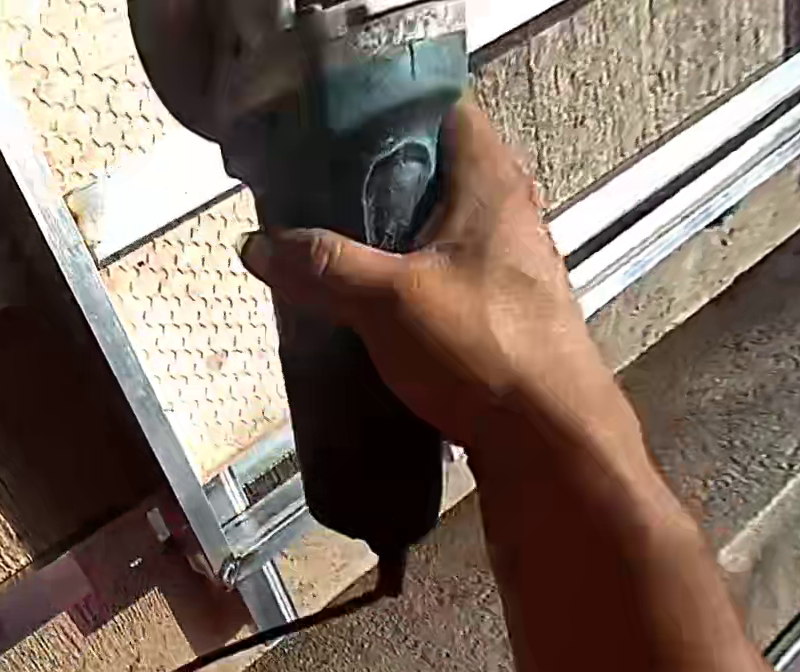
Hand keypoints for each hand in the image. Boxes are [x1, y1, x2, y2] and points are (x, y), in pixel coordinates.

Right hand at [237, 101, 625, 454]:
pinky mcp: (481, 307)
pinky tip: (354, 305)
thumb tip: (257, 245)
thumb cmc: (482, 350)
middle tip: (305, 206)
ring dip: (372, 240)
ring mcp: (492, 263)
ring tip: (319, 256)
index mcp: (488, 183)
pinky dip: (388, 279)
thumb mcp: (390, 301)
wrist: (542, 432)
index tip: (320, 144)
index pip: (435, 111)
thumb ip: (323, 267)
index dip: (377, 118)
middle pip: (421, 173)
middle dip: (361, 186)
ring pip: (420, 229)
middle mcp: (497, 212)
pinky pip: (424, 273)